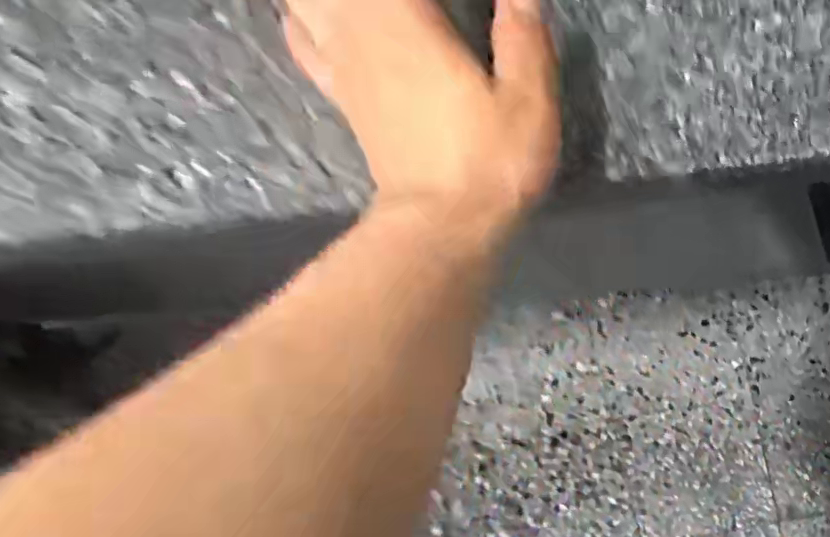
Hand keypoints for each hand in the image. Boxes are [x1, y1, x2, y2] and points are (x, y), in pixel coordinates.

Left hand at [284, 0, 560, 234]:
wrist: (445, 222)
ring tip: (383, 21)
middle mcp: (355, 19)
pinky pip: (299, 28)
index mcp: (403, 12)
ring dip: (337, 2)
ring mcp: (338, 54)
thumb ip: (523, 41)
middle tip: (430, 19)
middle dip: (398, 5)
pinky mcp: (338, 90)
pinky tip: (325, 20)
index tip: (477, 10)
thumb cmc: (492, 162)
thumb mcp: (530, 105)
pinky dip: (305, 14)